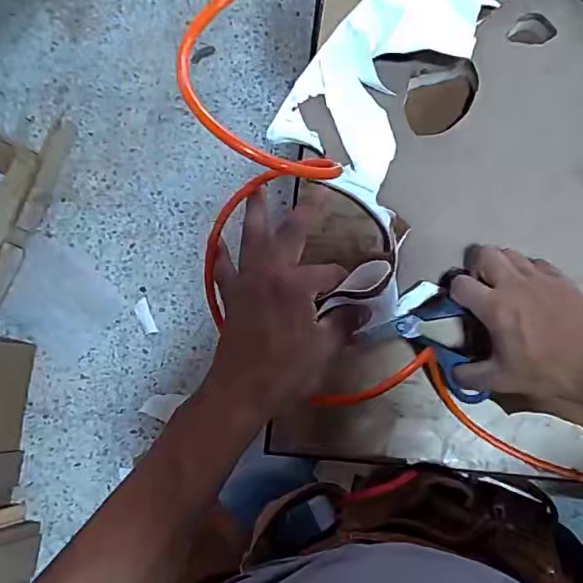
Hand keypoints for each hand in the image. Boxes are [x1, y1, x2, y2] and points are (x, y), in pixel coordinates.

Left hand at [207, 190, 358, 415]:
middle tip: (318, 192)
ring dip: (257, 213)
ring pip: (251, 238)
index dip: (347, 281)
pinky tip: (221, 242)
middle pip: (290, 234)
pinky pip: (225, 266)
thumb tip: (362, 310)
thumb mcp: (325, 349)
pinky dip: (224, 252)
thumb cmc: (286, 372)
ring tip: (257, 190)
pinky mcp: (231, 296)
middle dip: (307, 212)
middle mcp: (270, 273)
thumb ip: (343, 324)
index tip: (358, 291)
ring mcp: (246, 282)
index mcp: (297, 285)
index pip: (330, 272)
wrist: (239, 392)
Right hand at [448, 246, 582, 403]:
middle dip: (475, 267)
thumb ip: (471, 375)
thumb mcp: (503, 380)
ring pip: (509, 252)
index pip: (460, 284)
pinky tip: (531, 289)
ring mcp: (540, 276)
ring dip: (500, 264)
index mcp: (496, 306)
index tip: (460, 306)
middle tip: (479, 287)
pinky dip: (526, 270)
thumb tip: (455, 372)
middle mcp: (515, 283)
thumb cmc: (547, 372)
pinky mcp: (560, 277)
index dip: (455, 293)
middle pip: (483, 253)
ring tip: (502, 285)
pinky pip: (535, 262)